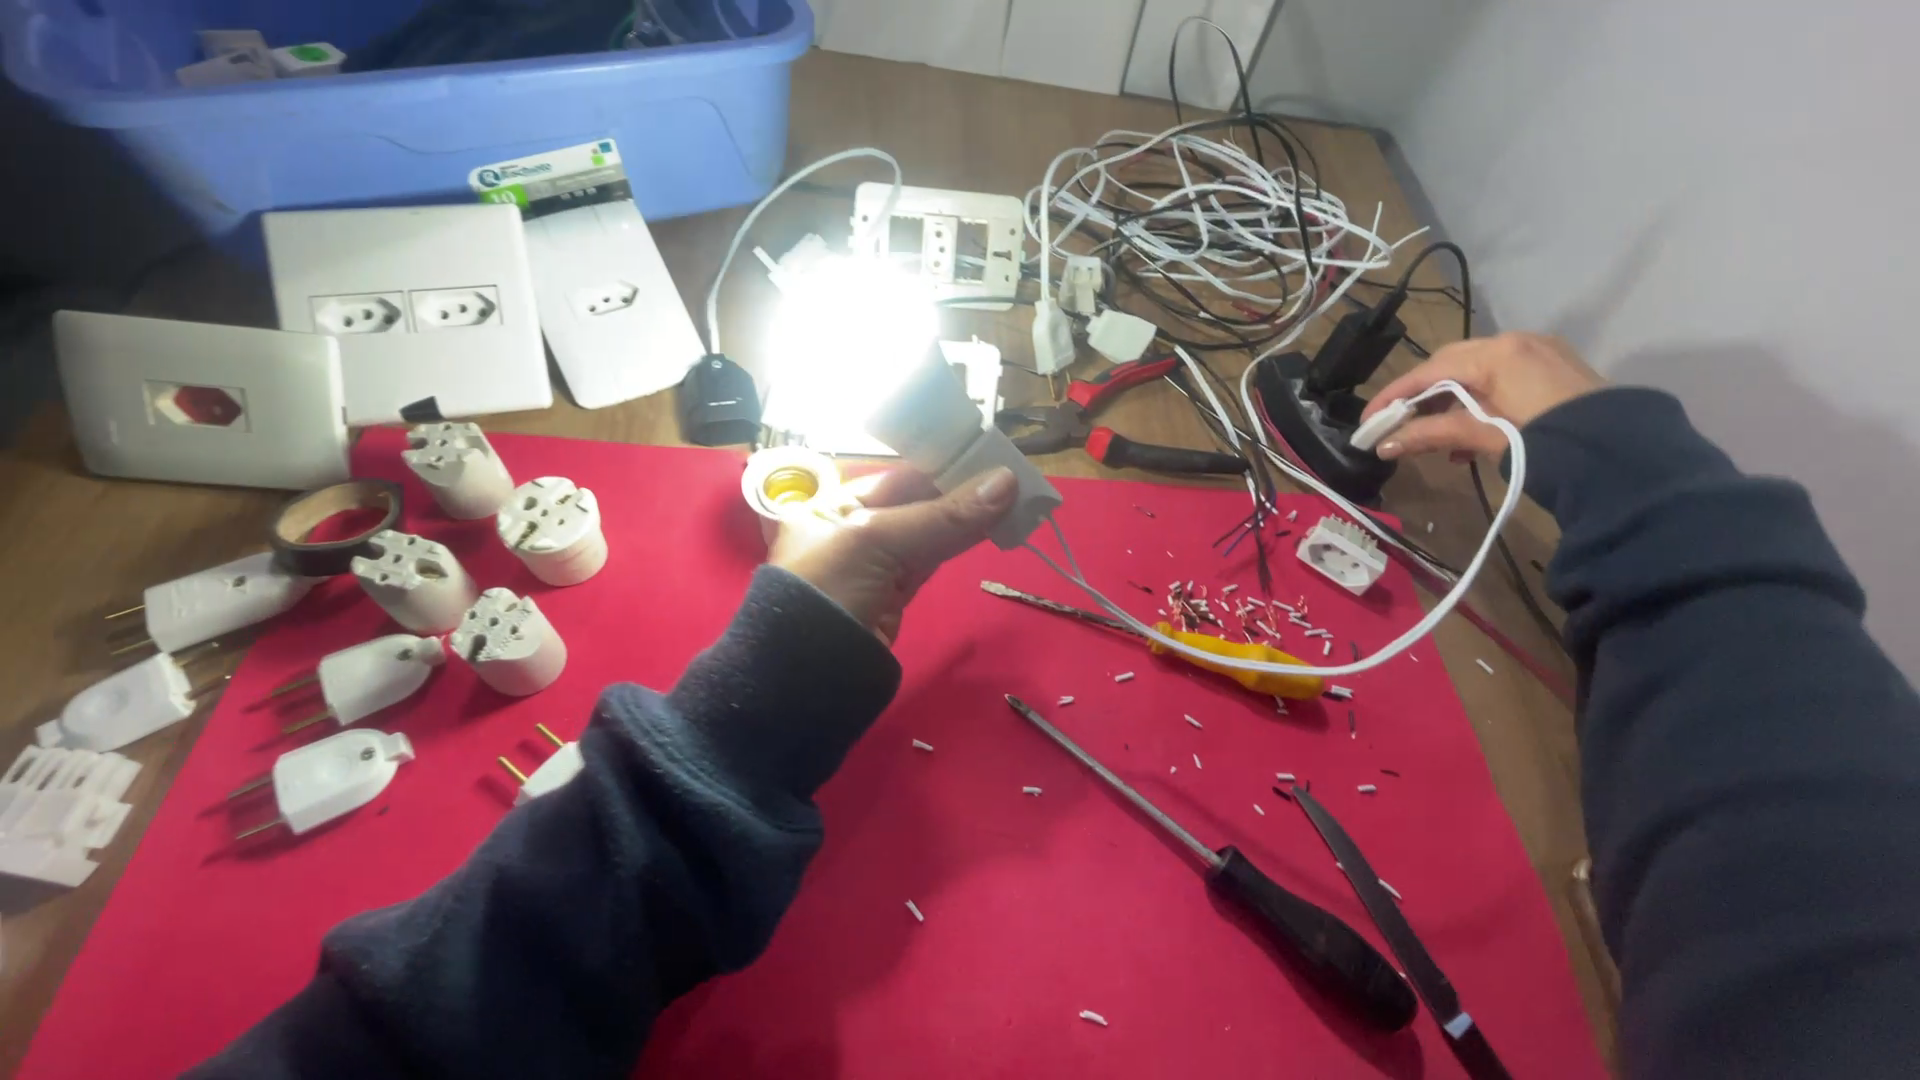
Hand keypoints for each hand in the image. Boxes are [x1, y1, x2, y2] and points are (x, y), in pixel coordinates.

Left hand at [770, 467, 1017, 643]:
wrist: (807, 670)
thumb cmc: (829, 586)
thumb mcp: (878, 539)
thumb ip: (943, 514)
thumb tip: (1008, 481)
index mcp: (836, 501)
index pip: (900, 474)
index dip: (945, 464)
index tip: (991, 457)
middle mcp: (856, 526)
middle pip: (919, 500)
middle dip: (964, 491)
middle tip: (1015, 478)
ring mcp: (877, 561)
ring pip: (931, 530)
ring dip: (970, 518)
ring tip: (1015, 500)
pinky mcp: (895, 593)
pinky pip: (932, 558)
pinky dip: (960, 543)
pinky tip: (991, 527)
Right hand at [1362, 333, 1604, 459]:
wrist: (1620, 451)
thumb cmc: (1544, 439)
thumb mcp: (1482, 435)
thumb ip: (1431, 434)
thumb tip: (1383, 445)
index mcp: (1495, 354)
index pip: (1428, 371)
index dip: (1394, 396)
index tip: (1368, 421)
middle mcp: (1514, 342)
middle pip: (1449, 365)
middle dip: (1419, 397)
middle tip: (1396, 426)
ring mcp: (1537, 352)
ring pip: (1474, 372)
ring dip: (1447, 401)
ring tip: (1433, 436)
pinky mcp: (1553, 368)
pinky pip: (1499, 377)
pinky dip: (1476, 399)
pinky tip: (1470, 431)